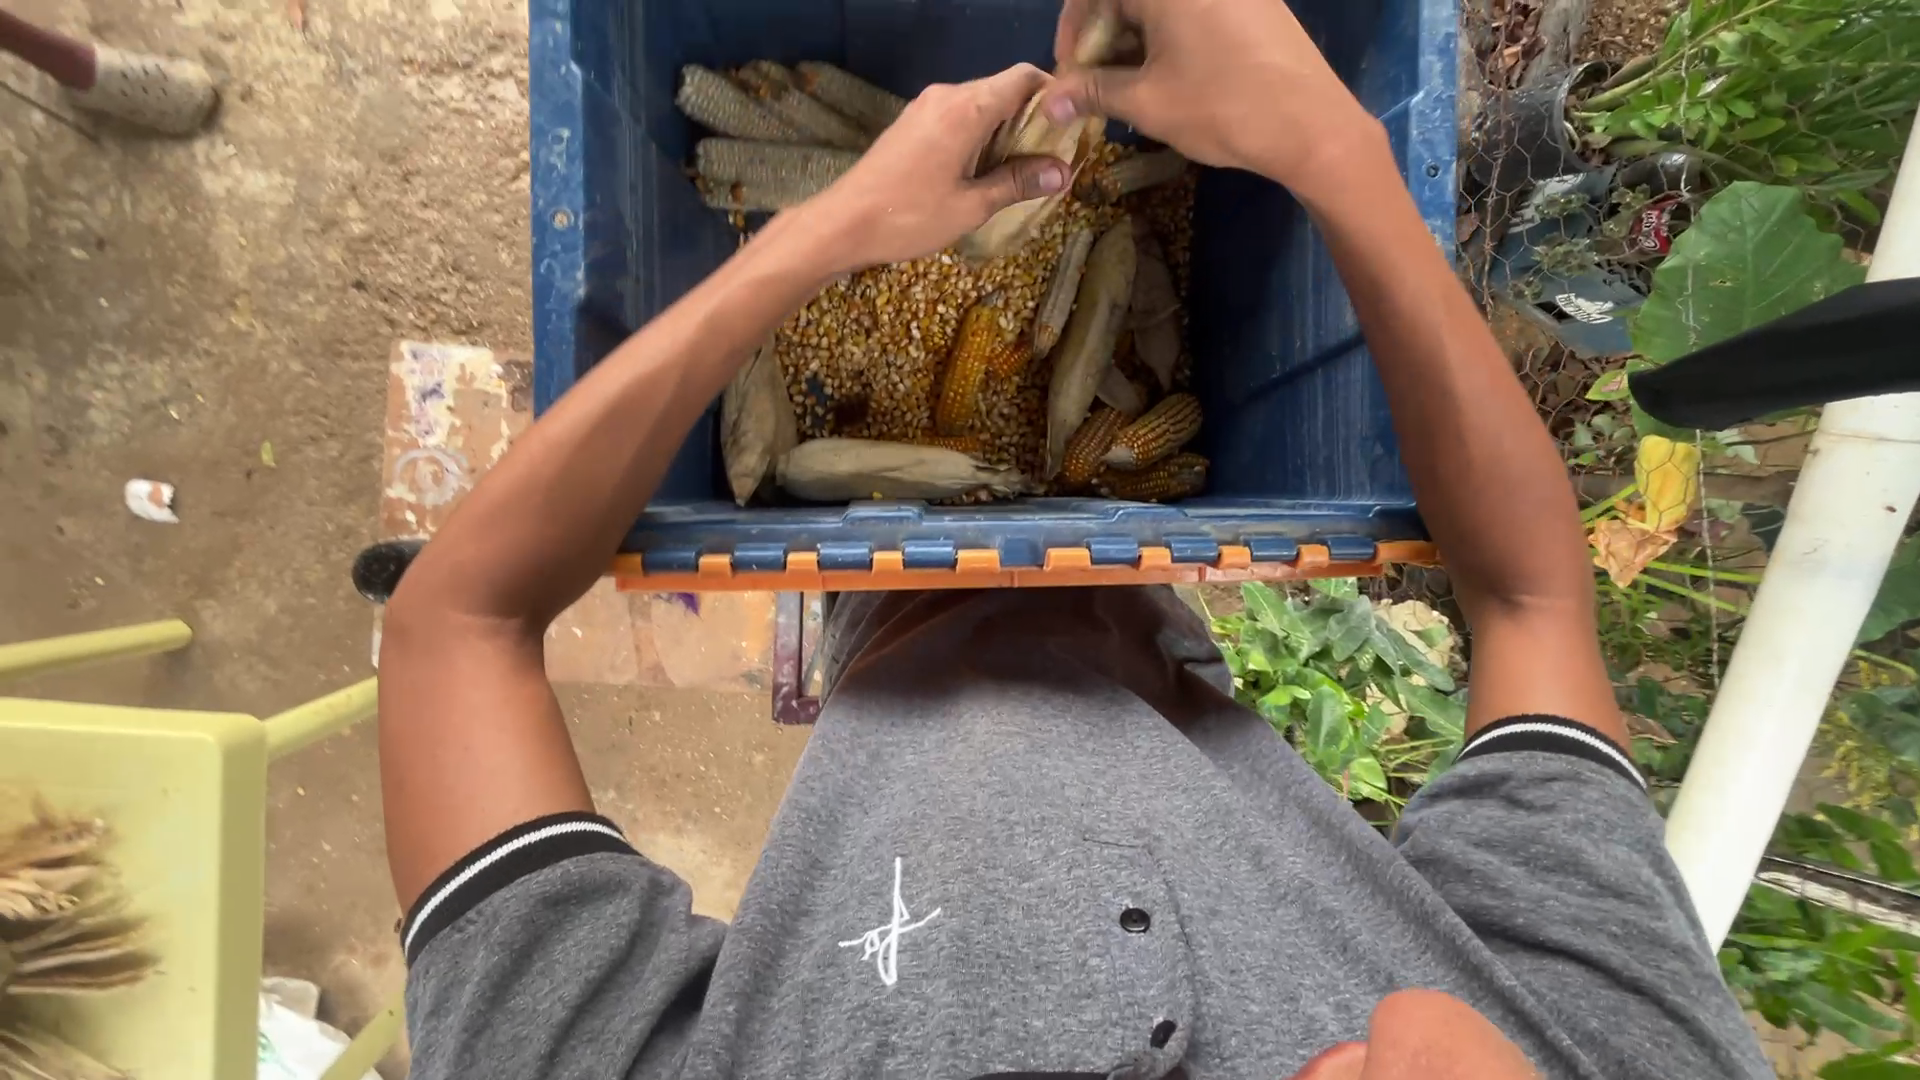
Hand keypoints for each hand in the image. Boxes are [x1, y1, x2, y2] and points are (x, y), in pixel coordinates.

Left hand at [792, 63, 1069, 272]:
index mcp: (966, 108)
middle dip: (1031, 120)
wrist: (844, 223)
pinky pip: (958, 119)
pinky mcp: (912, 124)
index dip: (1052, 96)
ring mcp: (925, 108)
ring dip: (1004, 133)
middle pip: (1003, 91)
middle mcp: (946, 95)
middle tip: (1050, 160)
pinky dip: (979, 138)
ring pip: (980, 107)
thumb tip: (1064, 172)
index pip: (1023, 78)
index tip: (1069, 128)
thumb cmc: (909, 217)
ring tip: (1020, 173)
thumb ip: (1017, 184)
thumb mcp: (970, 206)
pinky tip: (983, 173)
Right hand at [1042, 0, 1383, 198]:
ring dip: (1130, 43)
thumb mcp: (1147, 103)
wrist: (1308, 123)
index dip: (1071, 32)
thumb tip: (1048, 100)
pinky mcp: (1247, 0)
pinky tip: (1160, 79)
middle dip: (1101, 40)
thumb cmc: (1221, 109)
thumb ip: (1093, 92)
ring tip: (1125, 93)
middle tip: (1093, 91)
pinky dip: (1163, 39)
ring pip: (1157, 6)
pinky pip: (1188, 10)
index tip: (1066, 77)